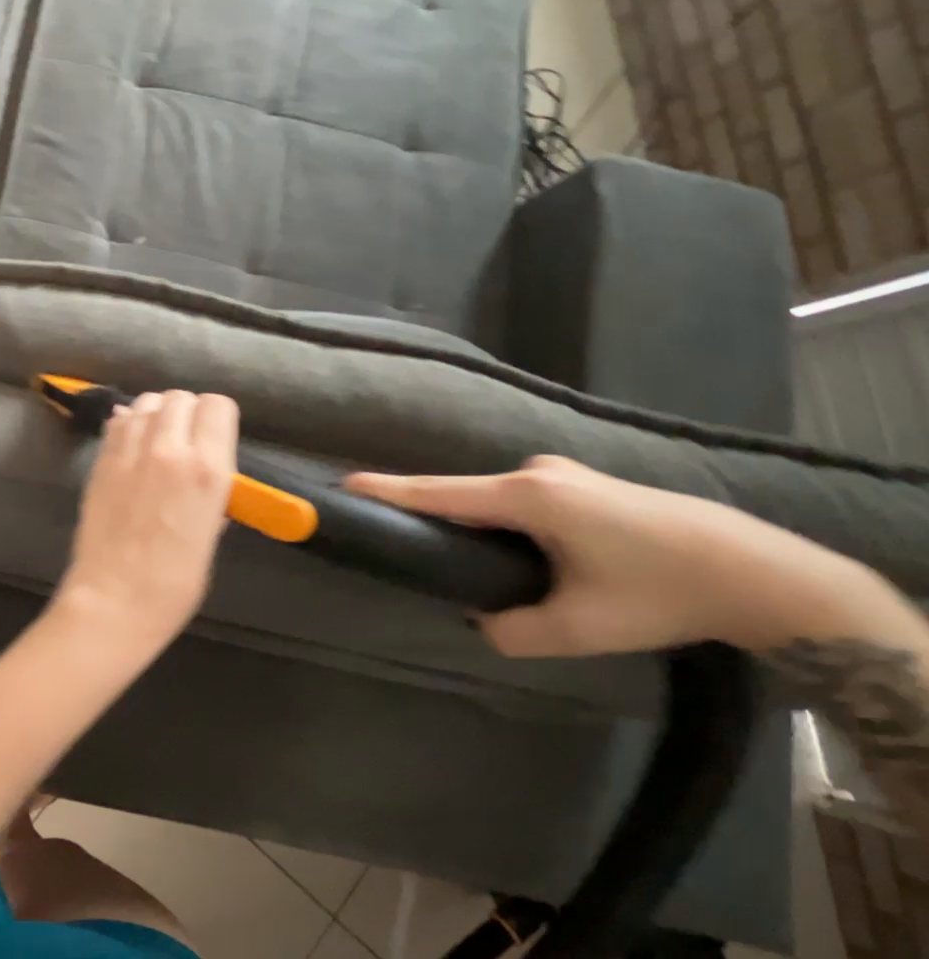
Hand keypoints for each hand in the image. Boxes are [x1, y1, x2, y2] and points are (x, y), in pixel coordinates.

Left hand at [54, 390, 238, 645]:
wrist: (113, 600)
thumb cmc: (173, 583)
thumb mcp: (209, 534)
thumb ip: (209, 494)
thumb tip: (205, 479)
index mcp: (208, 469)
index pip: (218, 406)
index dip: (217, 419)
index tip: (214, 437)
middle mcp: (169, 448)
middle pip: (181, 398)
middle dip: (186, 413)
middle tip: (184, 441)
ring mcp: (129, 451)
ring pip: (147, 402)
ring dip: (155, 415)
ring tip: (156, 442)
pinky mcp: (100, 460)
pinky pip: (118, 422)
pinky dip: (128, 425)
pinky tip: (130, 448)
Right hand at [345, 456, 905, 655]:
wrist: (762, 576)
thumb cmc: (661, 595)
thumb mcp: (577, 629)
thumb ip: (510, 630)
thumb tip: (483, 620)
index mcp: (528, 497)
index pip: (438, 493)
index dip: (387, 491)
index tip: (342, 484)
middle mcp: (538, 472)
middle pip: (461, 494)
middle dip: (427, 516)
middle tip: (399, 545)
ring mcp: (564, 474)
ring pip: (493, 500)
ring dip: (471, 525)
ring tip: (458, 561)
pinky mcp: (585, 486)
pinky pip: (520, 501)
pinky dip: (502, 523)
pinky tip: (515, 555)